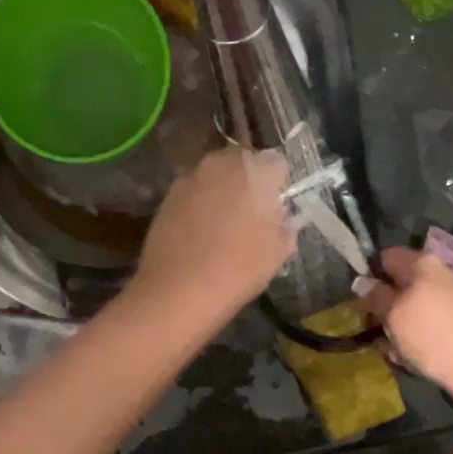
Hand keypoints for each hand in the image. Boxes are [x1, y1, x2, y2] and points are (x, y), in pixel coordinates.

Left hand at [131, 147, 295, 317]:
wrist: (178, 290)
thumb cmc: (238, 270)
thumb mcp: (277, 254)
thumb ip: (285, 229)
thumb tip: (282, 221)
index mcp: (256, 171)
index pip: (277, 165)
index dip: (279, 186)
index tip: (276, 210)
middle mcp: (221, 163)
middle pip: (242, 163)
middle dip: (248, 183)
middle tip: (250, 216)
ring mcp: (190, 177)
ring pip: (214, 177)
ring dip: (221, 193)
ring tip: (221, 227)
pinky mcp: (167, 196)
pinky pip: (192, 193)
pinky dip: (198, 206)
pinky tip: (198, 235)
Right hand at [360, 246, 452, 392]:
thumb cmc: (431, 337)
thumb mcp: (394, 316)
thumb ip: (376, 296)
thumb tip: (362, 282)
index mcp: (422, 262)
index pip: (387, 256)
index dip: (371, 277)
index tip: (364, 303)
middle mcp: (442, 271)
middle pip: (403, 283)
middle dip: (388, 307)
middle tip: (379, 333)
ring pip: (418, 305)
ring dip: (403, 326)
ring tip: (399, 352)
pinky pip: (435, 320)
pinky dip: (423, 335)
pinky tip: (420, 357)